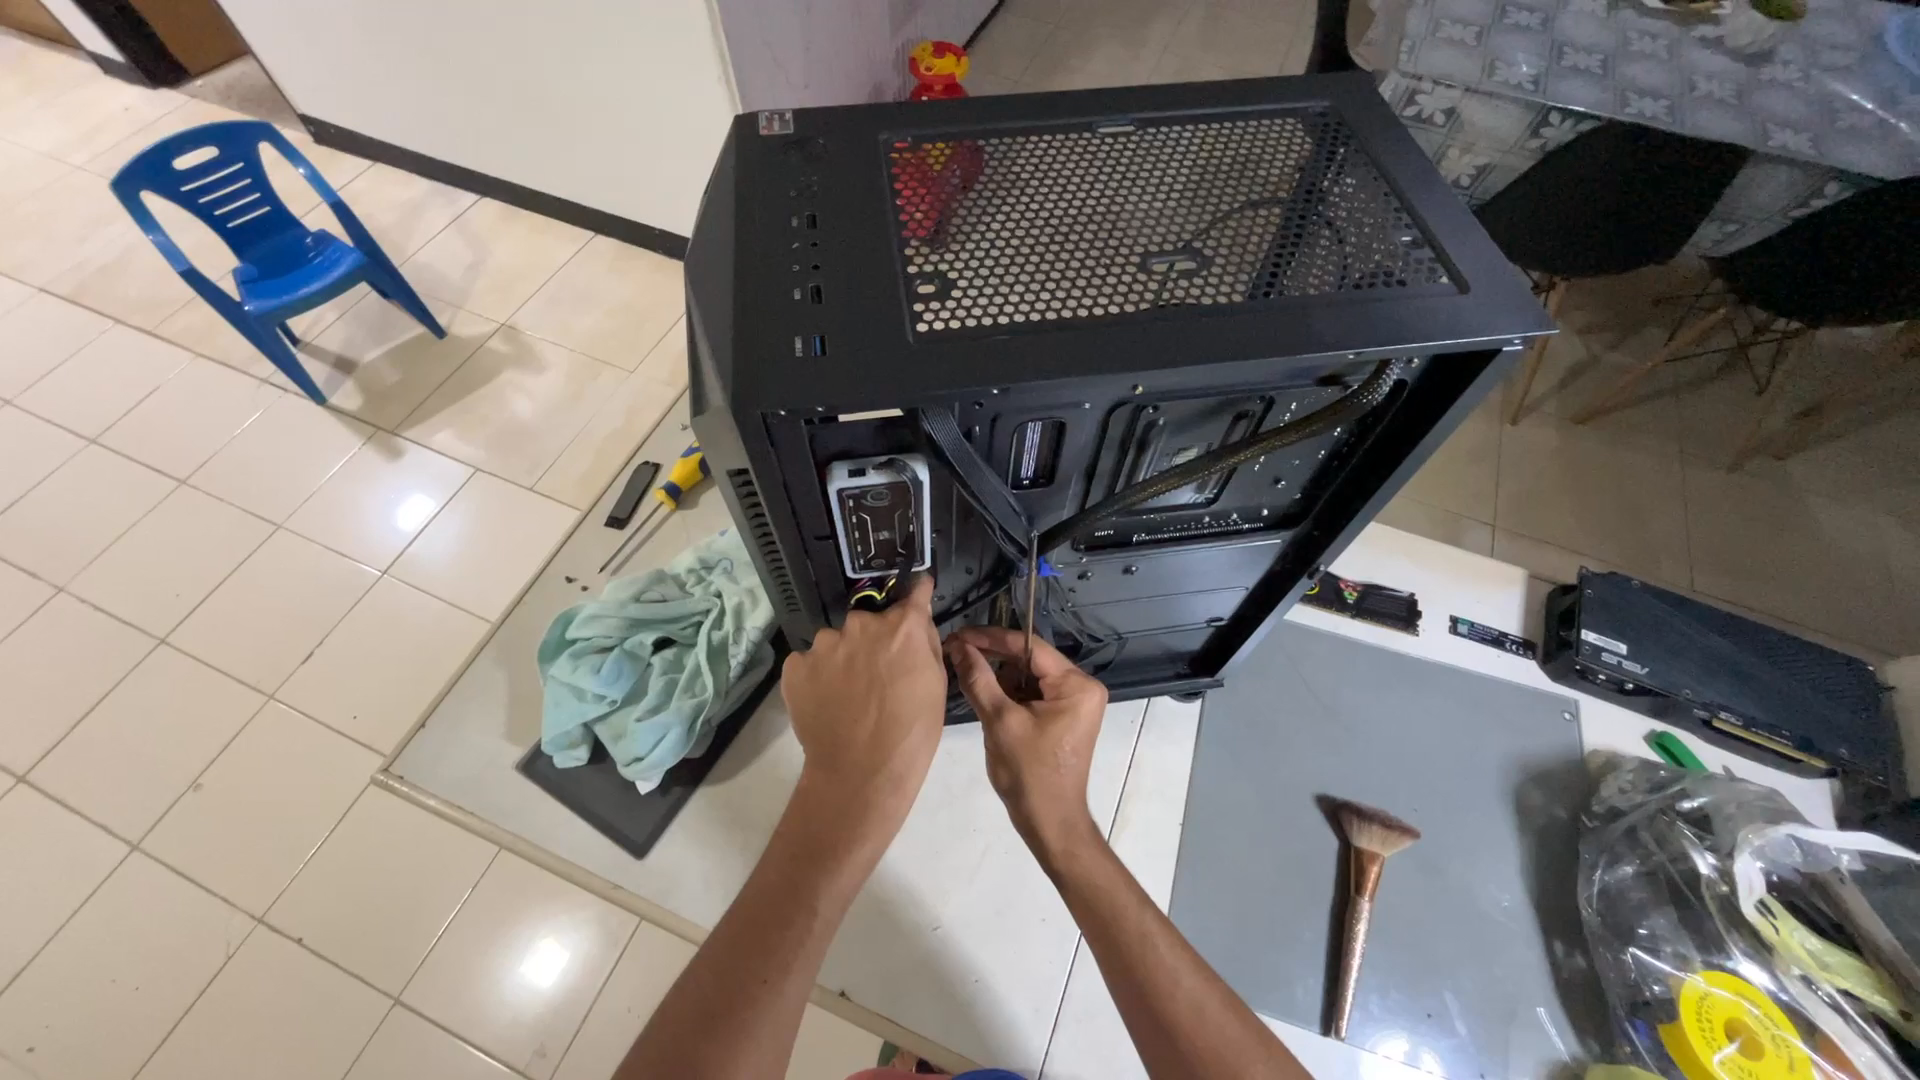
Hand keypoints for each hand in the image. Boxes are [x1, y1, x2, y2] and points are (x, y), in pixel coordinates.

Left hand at [781, 575, 946, 837]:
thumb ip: (926, 644)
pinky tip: (826, 703)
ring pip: (836, 642)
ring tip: (846, 695)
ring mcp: (824, 644)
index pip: (914, 593)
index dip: (918, 593)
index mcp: (901, 627)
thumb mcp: (936, 685)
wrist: (861, 773)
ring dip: (842, 658)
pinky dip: (816, 677)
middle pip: (869, 623)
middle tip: (876, 676)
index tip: (919, 589)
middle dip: (873, 641)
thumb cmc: (912, 732)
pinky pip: (809, 663)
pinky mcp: (796, 666)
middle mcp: (861, 624)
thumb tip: (919, 621)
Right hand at [945, 625, 1107, 860]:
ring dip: (999, 677)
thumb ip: (979, 679)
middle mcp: (1082, 688)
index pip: (1030, 646)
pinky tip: (986, 698)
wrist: (1049, 823)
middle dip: (993, 658)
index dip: (992, 638)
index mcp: (1077, 685)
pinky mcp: (1063, 717)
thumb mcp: (1000, 722)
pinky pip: (1032, 693)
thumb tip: (957, 645)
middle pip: (1030, 659)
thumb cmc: (1029, 774)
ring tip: (967, 676)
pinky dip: (1009, 694)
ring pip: (1028, 676)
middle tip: (956, 652)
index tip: (959, 634)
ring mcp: (1075, 703)